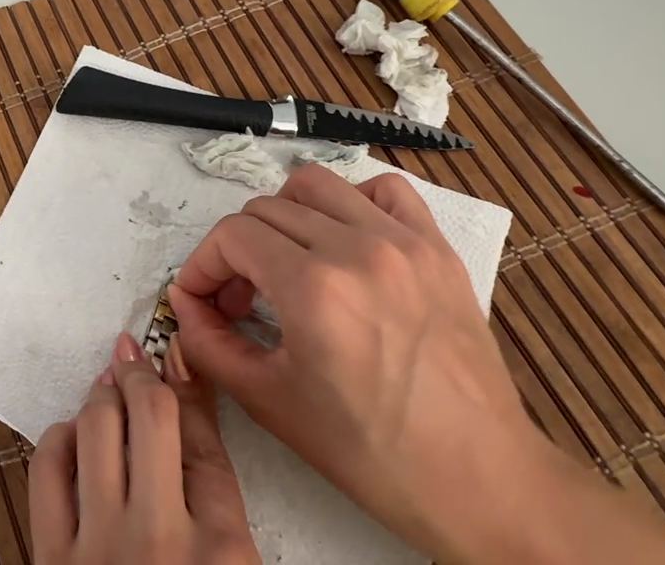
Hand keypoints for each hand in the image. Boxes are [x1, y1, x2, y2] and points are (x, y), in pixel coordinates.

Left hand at [28, 332, 260, 564]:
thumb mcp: (233, 563)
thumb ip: (214, 485)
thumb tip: (186, 394)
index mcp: (222, 551)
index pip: (202, 438)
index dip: (181, 383)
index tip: (169, 352)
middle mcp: (159, 539)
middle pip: (147, 415)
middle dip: (139, 375)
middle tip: (134, 359)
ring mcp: (99, 548)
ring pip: (95, 429)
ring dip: (100, 398)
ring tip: (108, 389)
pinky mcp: (50, 559)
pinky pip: (47, 468)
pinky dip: (60, 439)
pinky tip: (74, 437)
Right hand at [167, 166, 539, 559]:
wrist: (479, 480)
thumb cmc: (372, 452)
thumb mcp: (268, 402)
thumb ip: (208, 343)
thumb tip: (184, 303)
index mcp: (313, 289)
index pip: (231, 235)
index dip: (202, 264)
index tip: (201, 298)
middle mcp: (357, 250)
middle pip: (265, 209)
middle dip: (236, 250)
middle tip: (240, 300)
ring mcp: (403, 243)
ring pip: (314, 185)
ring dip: (284, 217)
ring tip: (287, 263)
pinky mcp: (437, 249)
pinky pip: (383, 190)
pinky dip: (351, 204)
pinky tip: (344, 244)